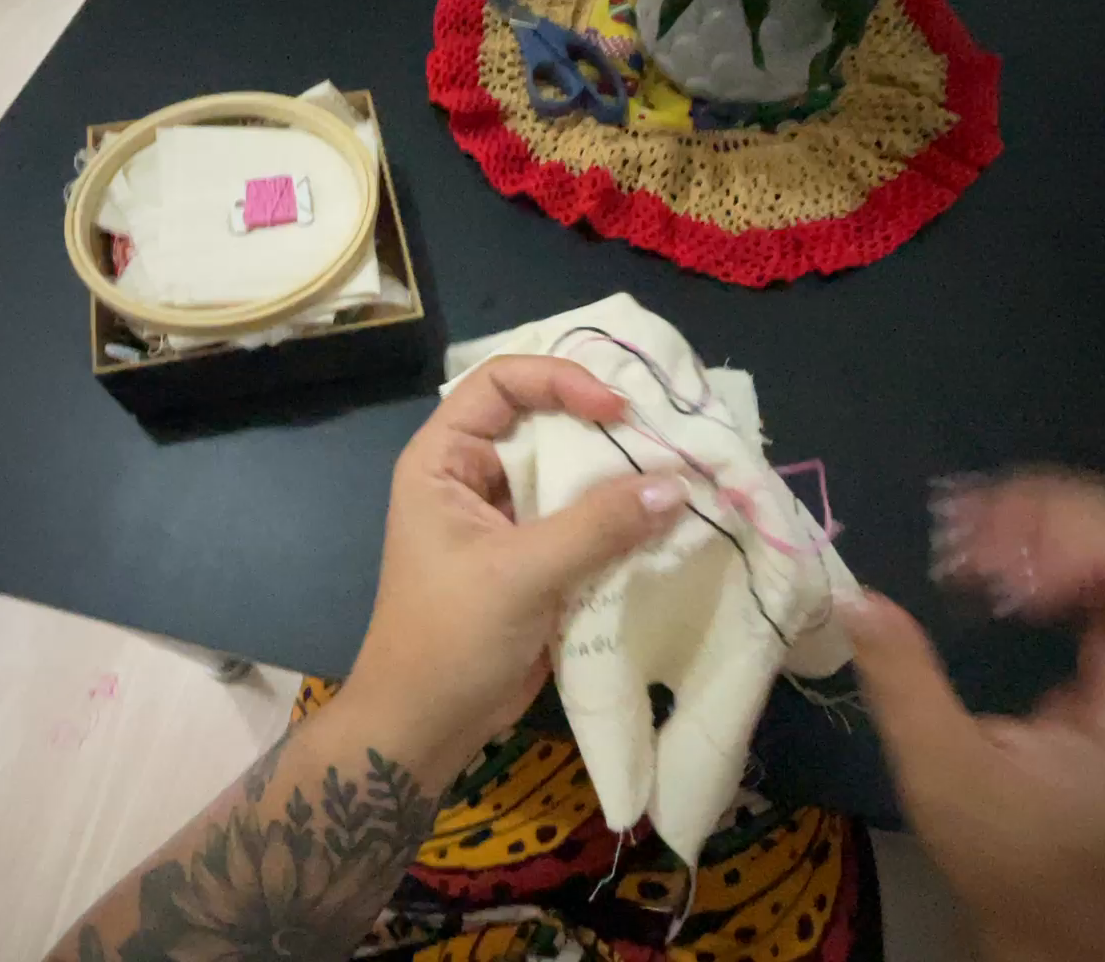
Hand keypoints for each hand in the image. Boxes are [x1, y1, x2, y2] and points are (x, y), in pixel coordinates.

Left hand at [340, 357, 685, 781]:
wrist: (429, 724)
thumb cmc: (450, 637)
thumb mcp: (521, 573)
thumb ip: (597, 526)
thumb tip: (676, 485)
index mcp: (444, 458)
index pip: (499, 383)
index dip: (557, 380)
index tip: (615, 408)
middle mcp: (473, 474)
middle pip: (541, 423)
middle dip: (599, 426)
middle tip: (664, 434)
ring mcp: (504, 515)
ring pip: (566, 472)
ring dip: (615, 474)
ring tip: (676, 472)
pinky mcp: (532, 553)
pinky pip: (579, 517)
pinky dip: (617, 517)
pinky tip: (662, 518)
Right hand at [838, 471, 1104, 961]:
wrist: (1065, 926)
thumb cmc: (1013, 861)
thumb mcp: (941, 773)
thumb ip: (901, 680)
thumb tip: (853, 595)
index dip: (1098, 546)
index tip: (1000, 568)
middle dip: (1061, 521)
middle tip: (962, 531)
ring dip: (1049, 531)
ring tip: (963, 540)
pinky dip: (1048, 561)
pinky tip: (991, 575)